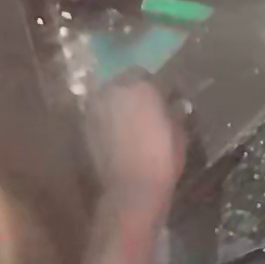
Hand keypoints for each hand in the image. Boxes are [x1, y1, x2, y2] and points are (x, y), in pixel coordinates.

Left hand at [85, 72, 186, 218]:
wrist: (132, 188)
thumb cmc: (163, 160)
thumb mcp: (179, 135)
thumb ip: (174, 114)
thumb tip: (175, 106)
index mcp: (142, 88)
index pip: (147, 75)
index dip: (155, 88)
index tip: (163, 101)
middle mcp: (114, 89)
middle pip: (123, 82)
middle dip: (134, 93)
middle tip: (146, 111)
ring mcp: (95, 106)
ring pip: (109, 96)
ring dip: (119, 104)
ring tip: (131, 123)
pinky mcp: (85, 124)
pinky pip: (100, 113)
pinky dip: (108, 119)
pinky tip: (118, 136)